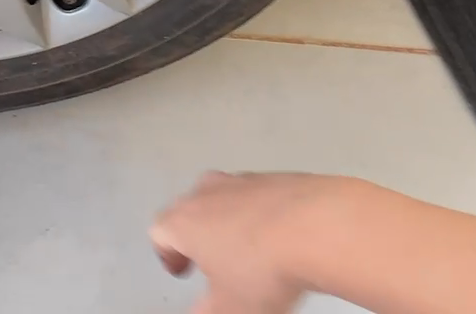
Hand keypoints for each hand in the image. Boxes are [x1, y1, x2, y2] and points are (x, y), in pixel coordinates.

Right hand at [151, 172, 368, 313]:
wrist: (316, 226)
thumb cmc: (260, 271)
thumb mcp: (228, 309)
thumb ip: (205, 313)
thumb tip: (197, 312)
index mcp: (184, 221)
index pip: (159, 232)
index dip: (167, 254)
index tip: (183, 272)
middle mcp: (205, 192)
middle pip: (188, 210)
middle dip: (196, 237)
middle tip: (213, 265)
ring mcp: (239, 179)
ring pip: (222, 199)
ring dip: (227, 223)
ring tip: (250, 253)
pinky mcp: (271, 176)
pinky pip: (253, 197)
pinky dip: (257, 215)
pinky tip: (280, 239)